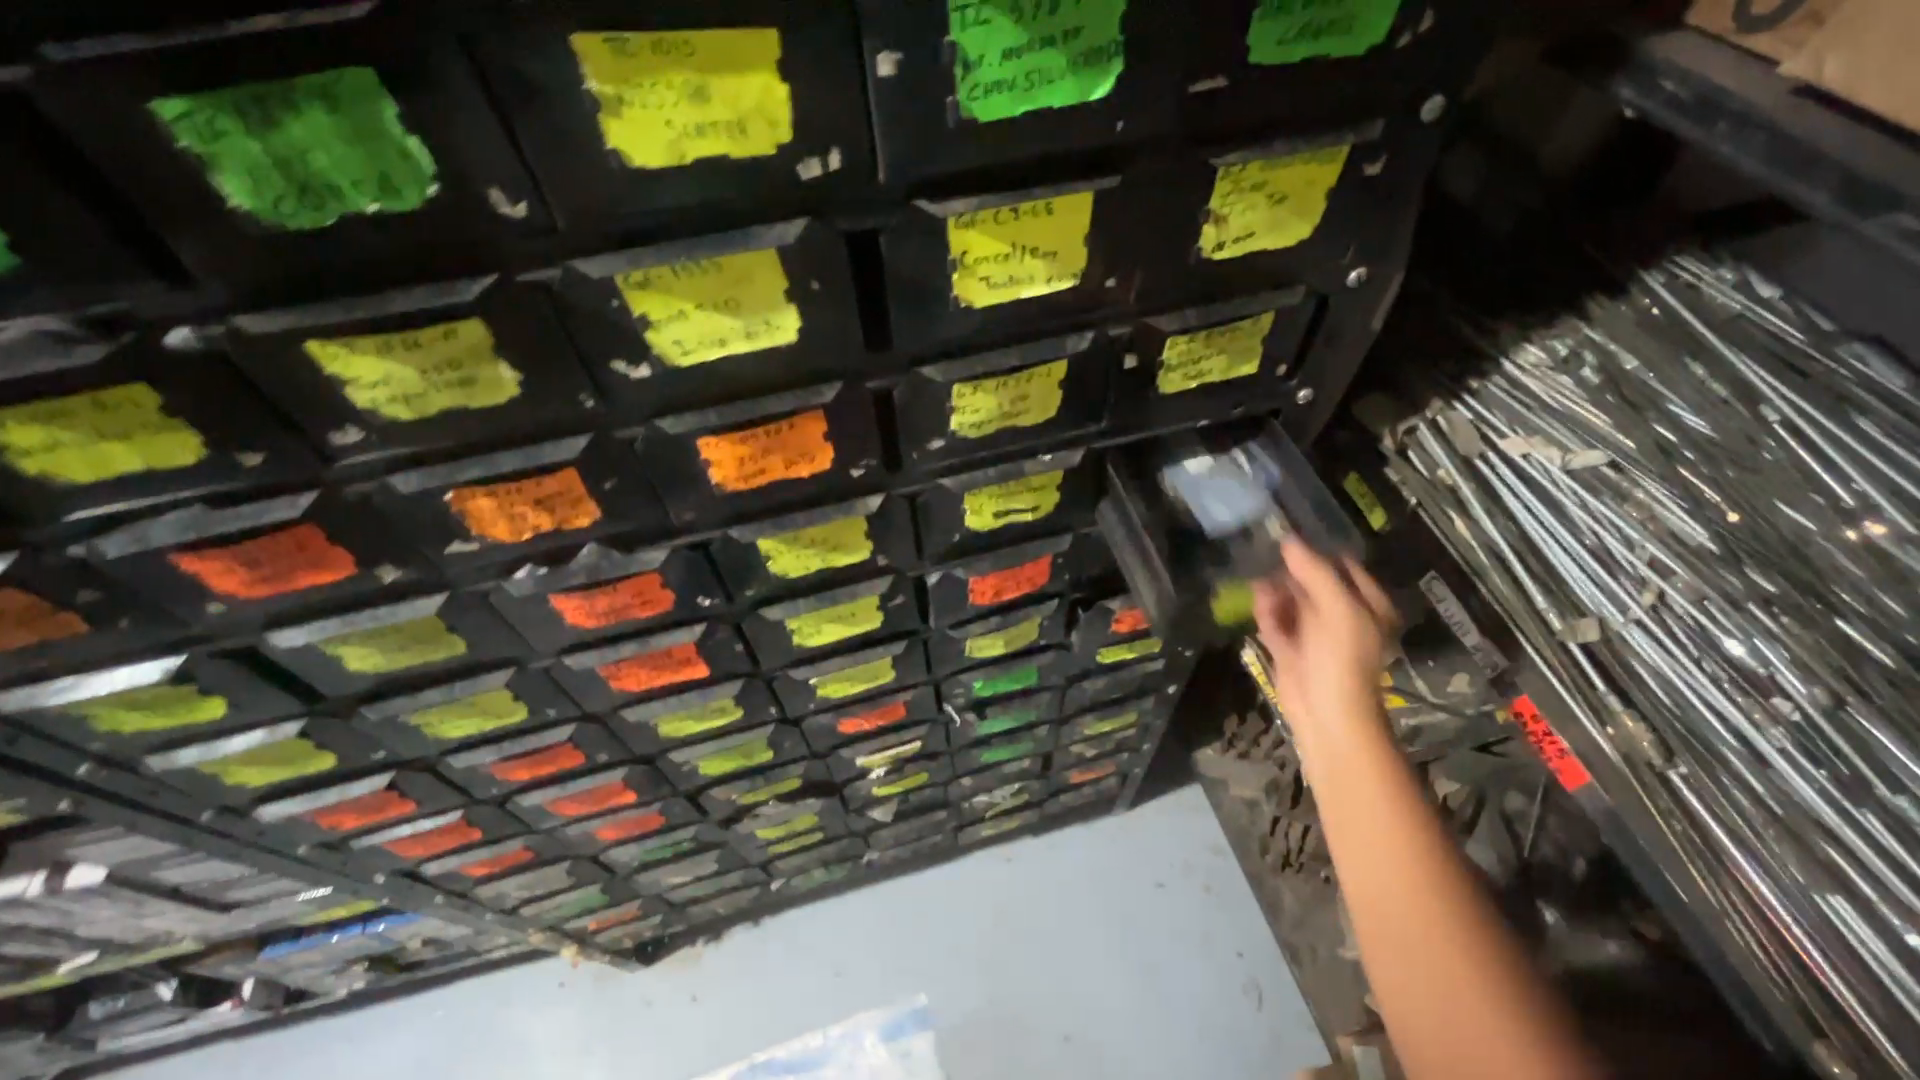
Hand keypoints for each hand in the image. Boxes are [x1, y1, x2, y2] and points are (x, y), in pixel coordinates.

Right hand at [1252, 539, 1396, 763]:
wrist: (1325, 712)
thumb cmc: (1341, 657)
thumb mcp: (1338, 608)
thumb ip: (1315, 572)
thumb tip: (1288, 540)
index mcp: (1367, 605)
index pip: (1343, 566)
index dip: (1319, 552)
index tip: (1290, 537)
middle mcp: (1343, 616)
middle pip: (1312, 582)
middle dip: (1290, 574)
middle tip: (1267, 559)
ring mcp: (1315, 634)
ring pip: (1291, 601)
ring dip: (1275, 594)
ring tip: (1261, 589)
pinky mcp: (1291, 649)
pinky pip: (1276, 622)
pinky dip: (1267, 613)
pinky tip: (1259, 606)